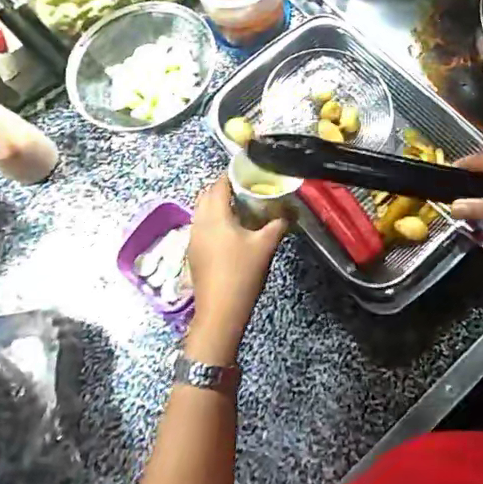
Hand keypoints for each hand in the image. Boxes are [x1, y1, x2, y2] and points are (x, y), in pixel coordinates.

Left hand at [183, 176, 285, 362]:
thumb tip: (289, 211)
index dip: (231, 175)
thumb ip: (277, 224)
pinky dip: (212, 220)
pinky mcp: (192, 251)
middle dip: (222, 188)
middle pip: (206, 195)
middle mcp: (198, 221)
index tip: (247, 173)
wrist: (220, 310)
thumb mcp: (265, 246)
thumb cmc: (242, 273)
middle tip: (245, 190)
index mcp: (214, 215)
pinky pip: (200, 225)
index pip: (219, 184)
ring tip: (239, 209)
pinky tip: (229, 232)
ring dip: (216, 205)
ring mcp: (192, 237)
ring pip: (201, 211)